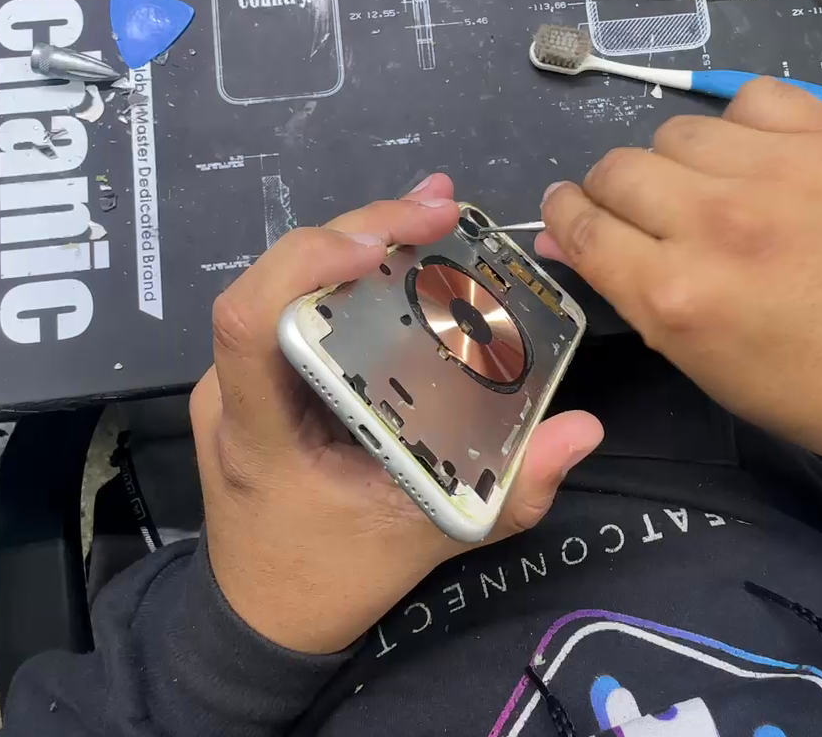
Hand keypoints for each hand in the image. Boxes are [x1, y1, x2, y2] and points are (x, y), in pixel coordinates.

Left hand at [191, 174, 603, 654]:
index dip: (305, 265)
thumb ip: (512, 494)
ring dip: (359, 238)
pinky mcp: (261, 372)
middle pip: (277, 279)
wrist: (265, 611)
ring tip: (434, 213)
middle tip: (443, 211)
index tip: (380, 247)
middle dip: (361, 229)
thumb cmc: (334, 575)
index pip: (249, 322)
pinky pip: (299, 304)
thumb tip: (583, 430)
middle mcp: (239, 388)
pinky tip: (403, 244)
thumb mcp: (429, 538)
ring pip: (288, 281)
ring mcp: (242, 376)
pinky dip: (351, 267)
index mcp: (261, 429)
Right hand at [535, 79, 821, 460]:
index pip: (580, 221)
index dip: (565, 213)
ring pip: (675, 129)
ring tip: (717, 191)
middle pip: (617, 167)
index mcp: (672, 292)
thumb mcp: (685, 349)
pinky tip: (759, 159)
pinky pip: (750, 98)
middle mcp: (713, 224)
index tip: (571, 210)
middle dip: (617, 191)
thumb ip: (616, 280)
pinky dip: (743, 124)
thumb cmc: (788, 379)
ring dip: (680, 161)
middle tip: (652, 214)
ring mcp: (773, 175)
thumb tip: (558, 232)